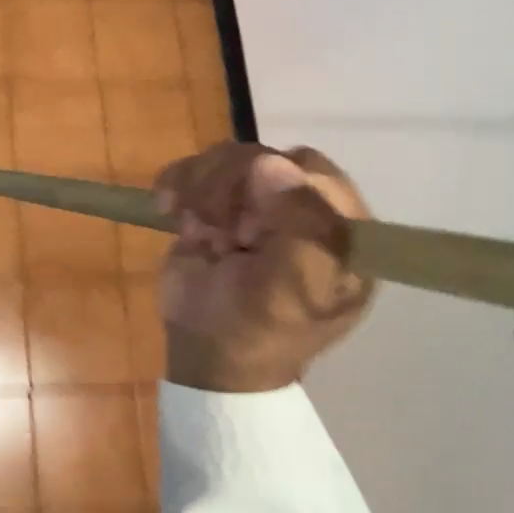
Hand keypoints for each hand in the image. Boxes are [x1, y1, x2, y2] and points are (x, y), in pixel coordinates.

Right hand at [154, 143, 374, 392]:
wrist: (204, 356)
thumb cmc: (254, 334)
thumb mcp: (286, 295)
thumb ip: (296, 231)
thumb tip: (272, 164)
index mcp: (342, 234)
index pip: (315, 175)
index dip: (274, 188)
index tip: (246, 229)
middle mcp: (305, 211)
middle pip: (267, 157)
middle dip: (229, 188)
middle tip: (215, 230)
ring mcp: (259, 203)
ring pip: (229, 156)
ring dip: (201, 188)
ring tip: (196, 229)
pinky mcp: (218, 200)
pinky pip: (197, 164)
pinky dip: (177, 182)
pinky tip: (171, 210)